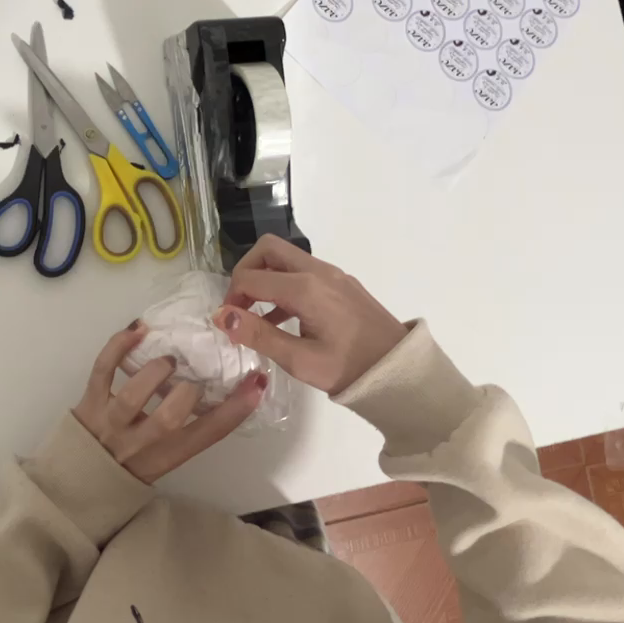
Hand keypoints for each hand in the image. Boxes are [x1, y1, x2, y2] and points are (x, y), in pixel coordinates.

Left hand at [73, 321, 265, 483]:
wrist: (75, 486)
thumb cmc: (128, 468)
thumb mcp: (164, 459)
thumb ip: (186, 431)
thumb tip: (218, 390)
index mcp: (166, 457)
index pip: (206, 435)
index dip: (235, 409)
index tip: (256, 382)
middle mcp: (139, 442)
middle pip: (168, 420)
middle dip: (187, 393)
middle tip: (193, 379)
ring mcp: (110, 422)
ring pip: (132, 395)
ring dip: (156, 370)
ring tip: (168, 359)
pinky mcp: (88, 402)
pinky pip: (102, 370)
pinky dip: (119, 345)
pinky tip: (138, 329)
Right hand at [214, 235, 407, 394]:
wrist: (402, 372)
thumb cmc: (349, 370)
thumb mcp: (299, 360)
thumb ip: (258, 335)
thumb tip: (222, 316)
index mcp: (306, 288)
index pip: (251, 277)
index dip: (231, 297)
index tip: (229, 324)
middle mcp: (318, 271)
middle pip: (268, 249)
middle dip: (246, 272)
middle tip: (240, 306)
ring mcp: (333, 275)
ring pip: (287, 259)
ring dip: (265, 278)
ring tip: (257, 318)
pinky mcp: (342, 284)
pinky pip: (304, 272)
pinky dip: (284, 285)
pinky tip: (281, 320)